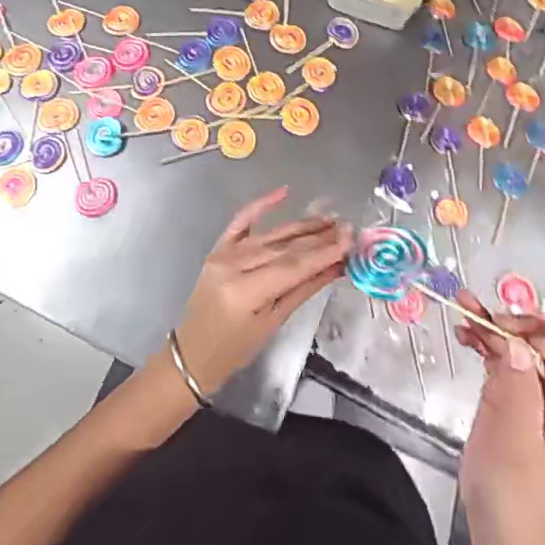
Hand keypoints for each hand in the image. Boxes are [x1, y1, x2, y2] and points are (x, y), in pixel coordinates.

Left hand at [173, 187, 351, 396]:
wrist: (194, 351)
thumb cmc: (235, 348)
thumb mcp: (273, 323)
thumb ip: (304, 290)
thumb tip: (337, 266)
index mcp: (245, 290)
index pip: (292, 266)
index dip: (324, 252)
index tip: (350, 239)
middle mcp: (232, 266)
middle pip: (283, 248)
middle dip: (318, 238)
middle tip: (348, 228)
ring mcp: (223, 254)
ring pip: (270, 236)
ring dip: (301, 226)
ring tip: (330, 220)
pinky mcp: (218, 249)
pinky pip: (241, 222)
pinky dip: (261, 205)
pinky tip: (283, 193)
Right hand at [455, 295, 544, 544]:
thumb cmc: (514, 508)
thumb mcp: (514, 451)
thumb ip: (517, 394)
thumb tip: (516, 344)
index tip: (527, 339)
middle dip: (529, 334)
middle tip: (494, 319)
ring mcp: (544, 407)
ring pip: (533, 357)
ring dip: (503, 332)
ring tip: (471, 312)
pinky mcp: (517, 405)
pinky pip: (509, 367)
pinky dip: (489, 347)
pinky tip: (468, 333)